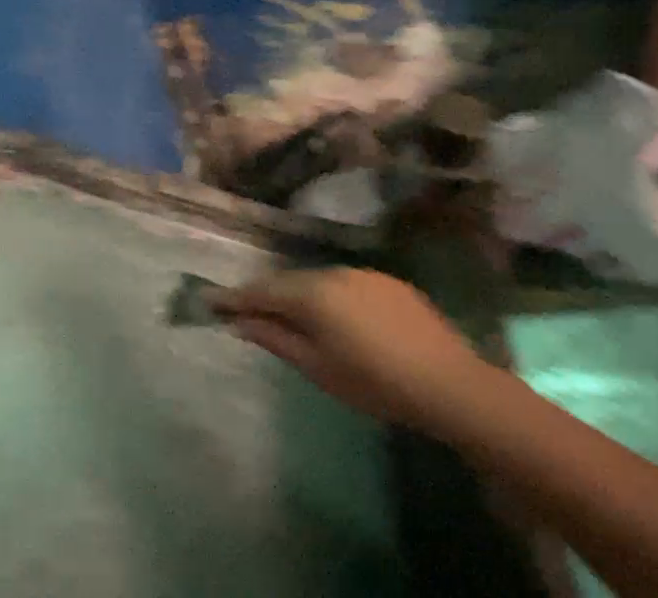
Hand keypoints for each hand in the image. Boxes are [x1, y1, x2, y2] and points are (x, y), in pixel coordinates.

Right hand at [209, 268, 491, 433]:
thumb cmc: (373, 381)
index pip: (260, 290)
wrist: (450, 384)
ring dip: (298, 296)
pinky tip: (333, 318)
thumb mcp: (316, 367)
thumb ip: (274, 339)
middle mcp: (334, 273)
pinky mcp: (390, 284)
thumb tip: (240, 322)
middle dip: (265, 295)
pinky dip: (328, 297)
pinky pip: (344, 285)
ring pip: (317, 281)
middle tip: (243, 311)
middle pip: (288, 282)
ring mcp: (365, 275)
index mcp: (312, 293)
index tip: (207, 300)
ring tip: (287, 317)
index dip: (232, 297)